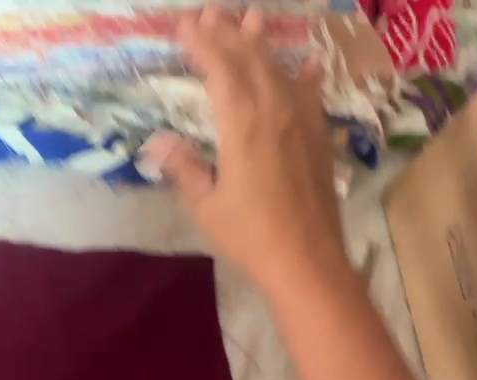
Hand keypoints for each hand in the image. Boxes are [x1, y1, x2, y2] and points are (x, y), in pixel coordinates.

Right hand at [147, 7, 352, 295]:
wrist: (306, 258)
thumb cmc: (249, 236)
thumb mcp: (206, 206)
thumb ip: (184, 168)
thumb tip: (157, 143)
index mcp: (242, 123)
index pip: (219, 68)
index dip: (201, 43)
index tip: (183, 25)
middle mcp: (275, 108)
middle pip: (250, 58)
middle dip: (228, 33)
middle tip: (211, 11)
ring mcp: (302, 118)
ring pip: (280, 67)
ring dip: (262, 43)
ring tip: (252, 18)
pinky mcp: (319, 134)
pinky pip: (309, 91)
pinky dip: (303, 73)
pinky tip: (306, 63)